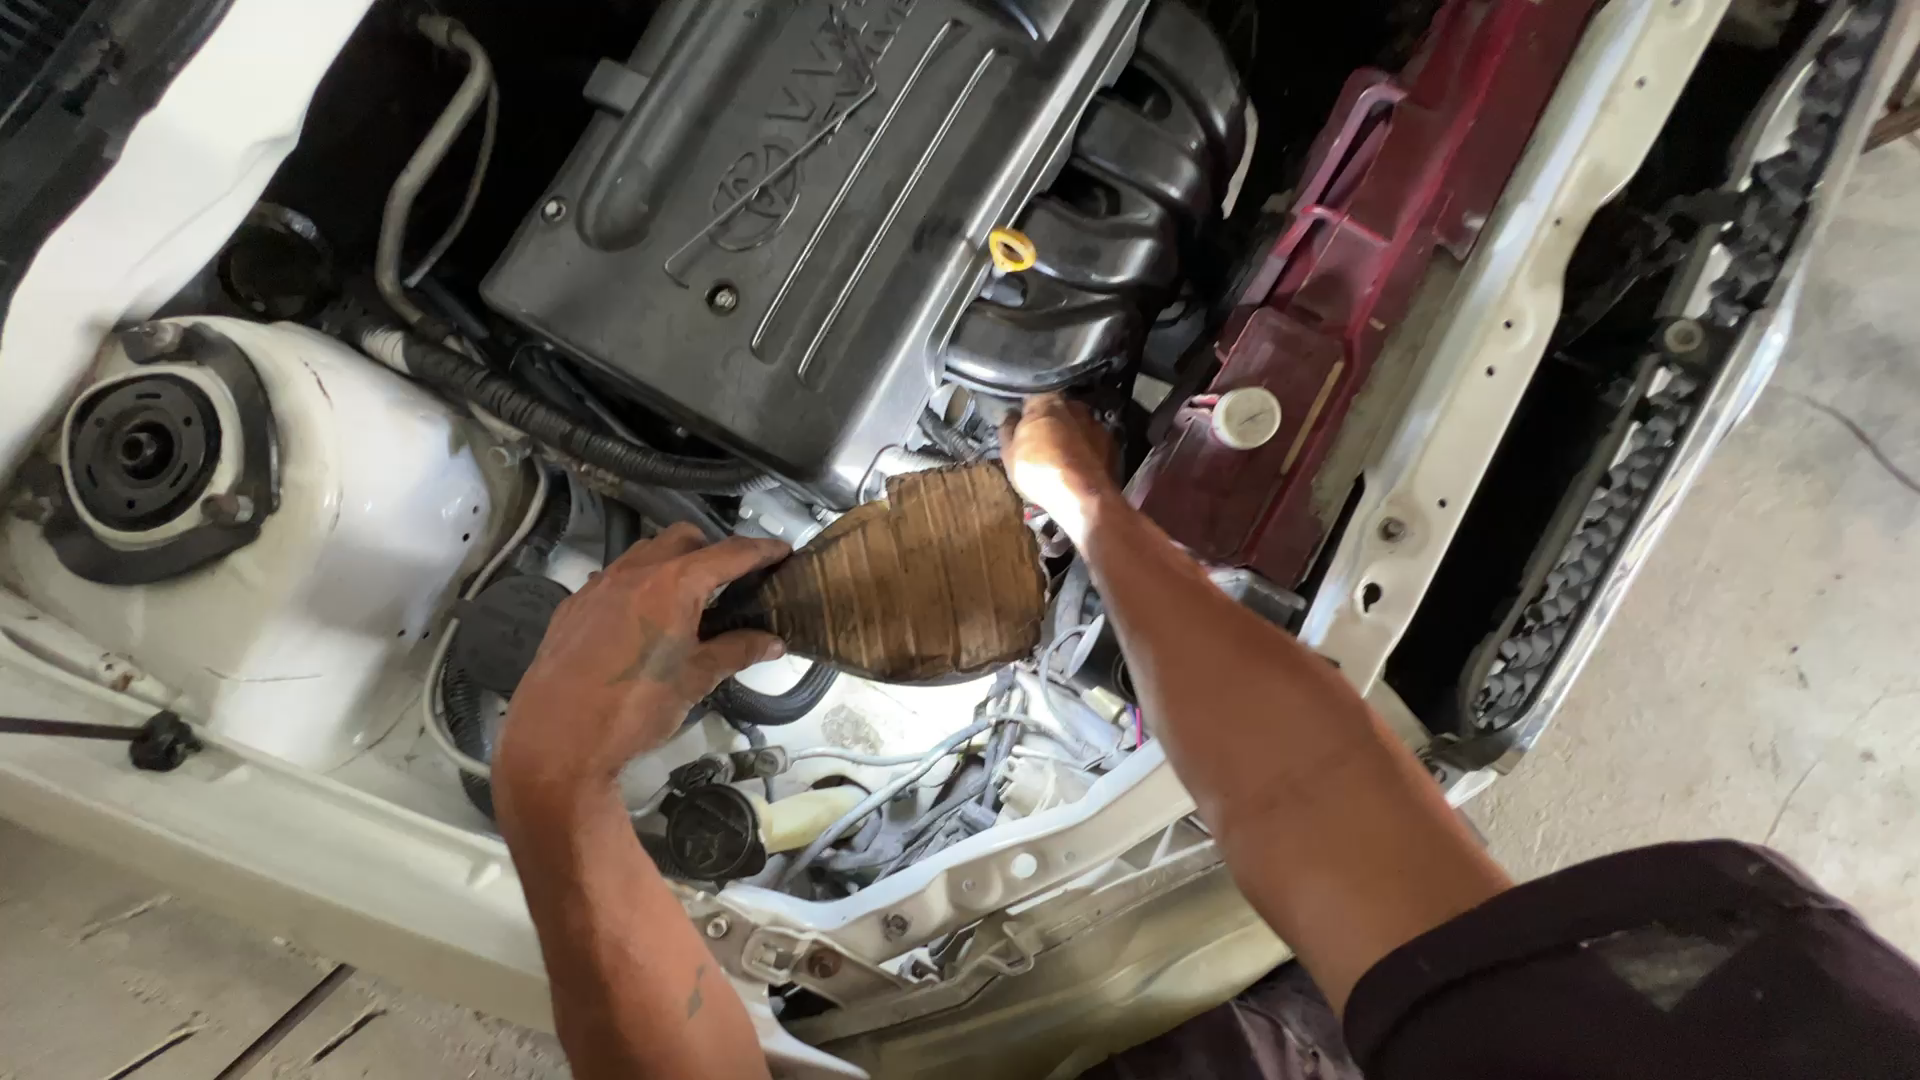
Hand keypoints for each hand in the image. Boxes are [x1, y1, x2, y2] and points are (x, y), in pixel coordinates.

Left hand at [493, 524, 788, 798]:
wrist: (555, 744)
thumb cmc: (635, 710)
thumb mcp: (696, 680)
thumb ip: (737, 650)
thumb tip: (773, 642)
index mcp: (673, 584)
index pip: (730, 553)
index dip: (762, 550)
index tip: (783, 551)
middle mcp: (634, 572)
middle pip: (684, 539)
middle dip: (713, 551)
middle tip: (733, 581)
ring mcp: (597, 586)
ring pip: (645, 553)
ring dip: (673, 563)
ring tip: (688, 599)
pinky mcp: (573, 606)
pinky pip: (614, 578)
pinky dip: (639, 585)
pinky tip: (643, 621)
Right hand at [1000, 393, 1120, 544]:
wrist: (1081, 496)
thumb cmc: (1040, 471)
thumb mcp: (1009, 454)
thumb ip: (1007, 430)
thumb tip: (1009, 418)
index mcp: (1046, 402)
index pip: (1031, 400)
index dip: (1025, 415)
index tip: (1021, 429)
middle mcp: (1074, 406)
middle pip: (1058, 411)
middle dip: (1051, 423)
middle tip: (1041, 445)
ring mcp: (1097, 424)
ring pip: (1078, 426)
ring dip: (1071, 436)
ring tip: (1062, 459)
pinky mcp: (1113, 444)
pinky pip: (1094, 443)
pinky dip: (1087, 450)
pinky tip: (1080, 468)